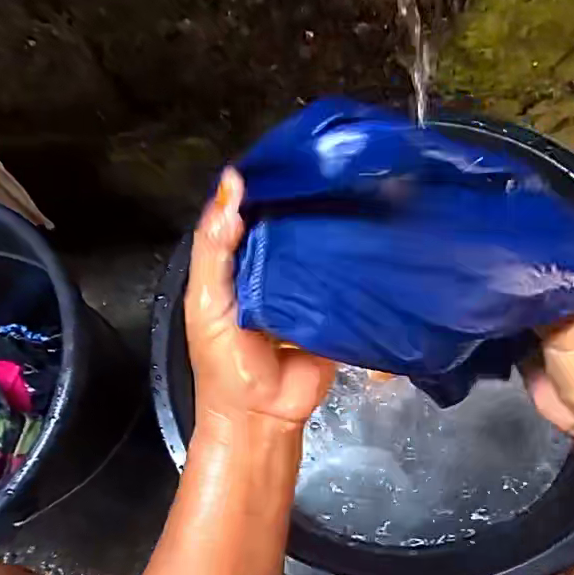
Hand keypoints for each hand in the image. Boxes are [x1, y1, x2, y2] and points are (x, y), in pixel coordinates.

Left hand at [185, 169, 334, 437]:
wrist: (261, 415)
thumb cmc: (224, 362)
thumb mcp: (206, 301)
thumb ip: (214, 250)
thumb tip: (231, 189)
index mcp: (240, 267)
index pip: (253, 217)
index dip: (266, 189)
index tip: (290, 159)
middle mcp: (274, 273)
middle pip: (291, 231)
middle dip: (306, 207)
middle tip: (332, 172)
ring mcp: (306, 293)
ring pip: (318, 253)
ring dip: (332, 232)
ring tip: (355, 197)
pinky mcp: (333, 314)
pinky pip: (343, 286)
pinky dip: (352, 267)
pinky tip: (368, 240)